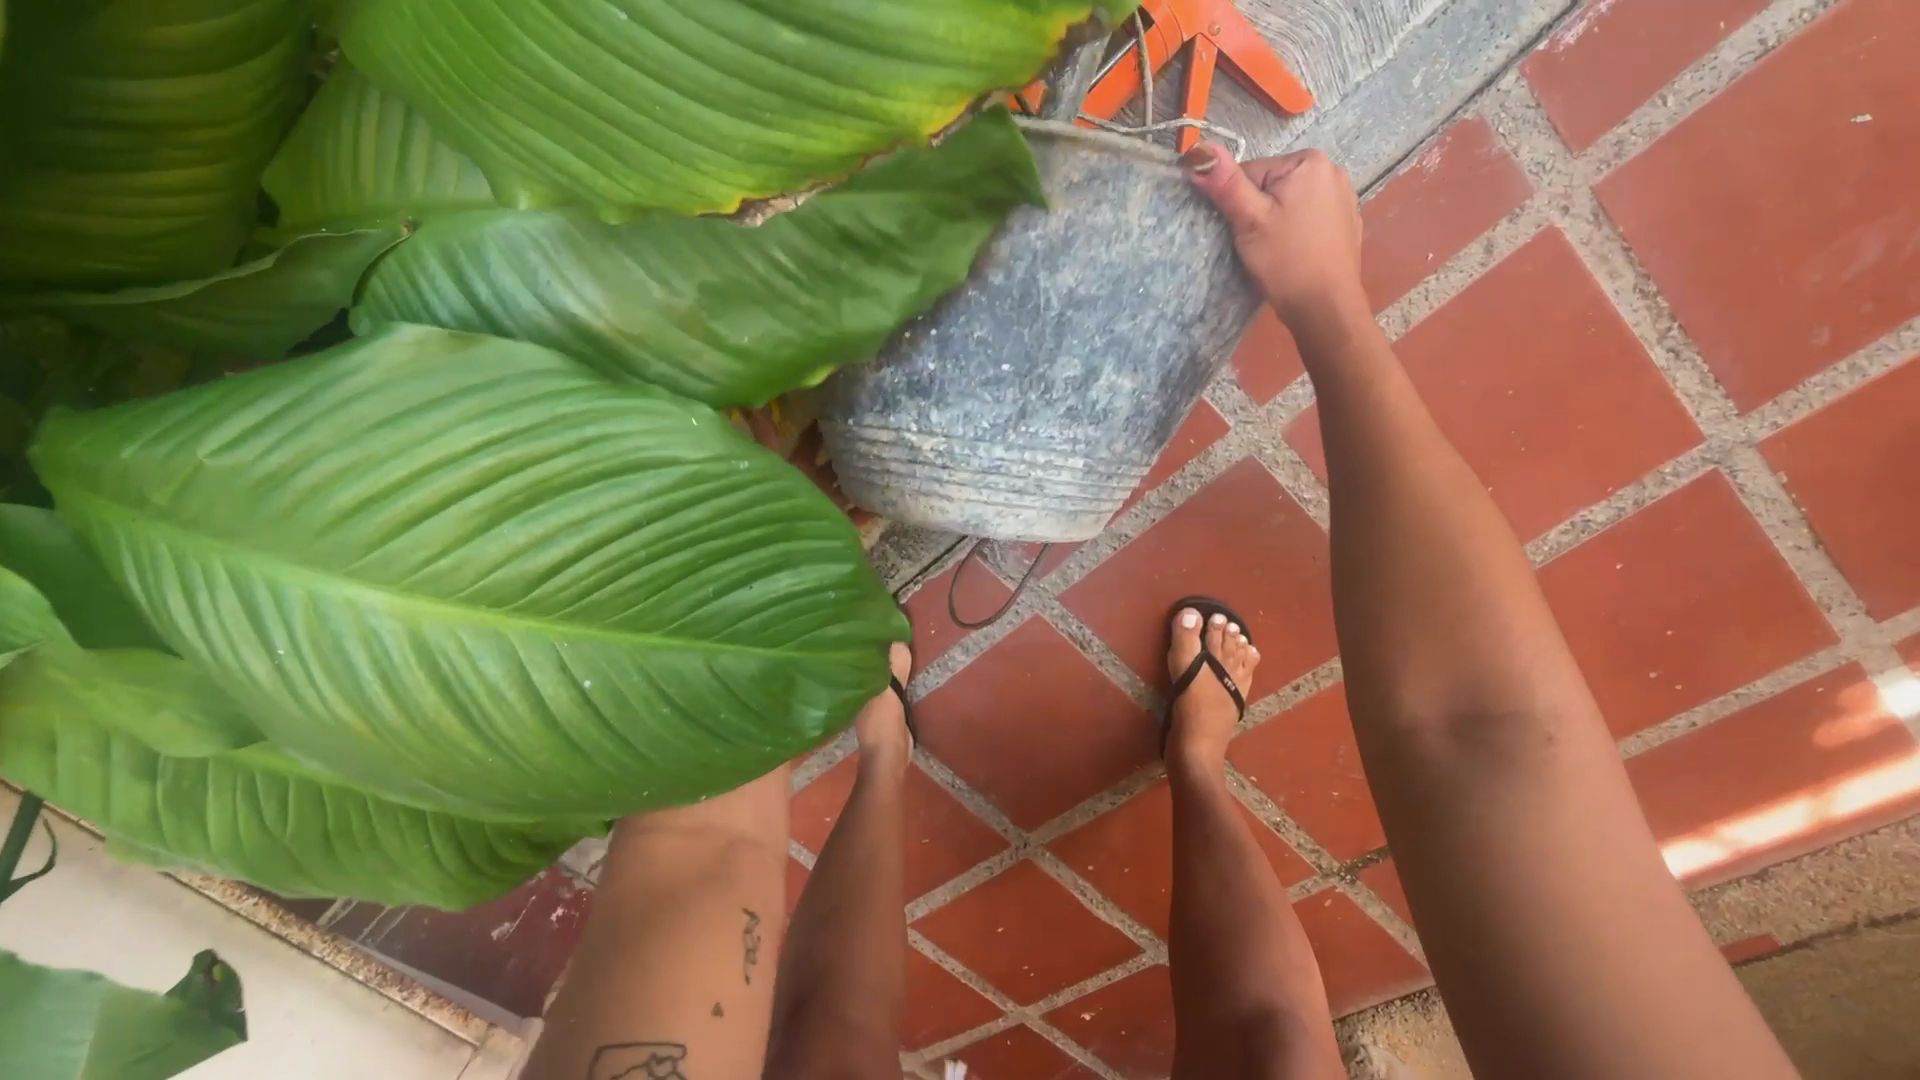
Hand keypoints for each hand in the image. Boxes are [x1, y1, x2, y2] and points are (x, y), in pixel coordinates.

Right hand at [1182, 143, 1367, 342]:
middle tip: (1257, 245)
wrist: (1325, 306)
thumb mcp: (1248, 220)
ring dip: (1276, 222)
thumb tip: (1197, 150)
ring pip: (1290, 202)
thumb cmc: (1285, 261)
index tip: (1243, 232)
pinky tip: (1294, 254)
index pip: (1251, 173)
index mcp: (1308, 161)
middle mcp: (1331, 169)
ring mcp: (1343, 196)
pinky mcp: (1346, 222)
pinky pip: (1308, 218)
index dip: (1238, 204)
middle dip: (1258, 212)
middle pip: (1271, 186)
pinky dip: (1297, 232)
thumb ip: (1224, 183)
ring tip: (1275, 251)